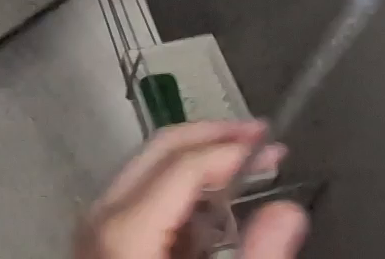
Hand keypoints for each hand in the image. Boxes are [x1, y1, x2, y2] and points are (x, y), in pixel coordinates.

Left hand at [77, 121, 308, 258]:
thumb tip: (289, 213)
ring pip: (149, 168)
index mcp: (125, 229)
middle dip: (213, 138)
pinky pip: (142, 197)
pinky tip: (216, 212)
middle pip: (161, 150)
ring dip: (199, 162)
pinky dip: (181, 194)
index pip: (184, 163)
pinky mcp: (100, 246)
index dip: (231, 148)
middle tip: (263, 138)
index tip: (274, 146)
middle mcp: (101, 216)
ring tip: (249, 169)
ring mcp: (95, 230)